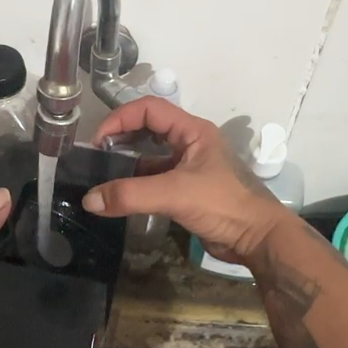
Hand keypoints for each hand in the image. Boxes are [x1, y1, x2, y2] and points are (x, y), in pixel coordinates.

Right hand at [81, 97, 292, 264]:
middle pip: (148, 128)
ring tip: (102, 175)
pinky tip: (121, 196)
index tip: (97, 140)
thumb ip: (131, 195)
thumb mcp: (175, 195)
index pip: (149, 109)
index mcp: (192, 130)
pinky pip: (156, 178)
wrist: (258, 238)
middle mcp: (190, 142)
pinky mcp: (188, 189)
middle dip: (121, 137)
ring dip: (128, 162)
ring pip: (151, 155)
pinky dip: (137, 183)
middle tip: (96, 156)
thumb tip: (89, 200)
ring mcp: (190, 166)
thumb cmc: (223, 204)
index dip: (120, 119)